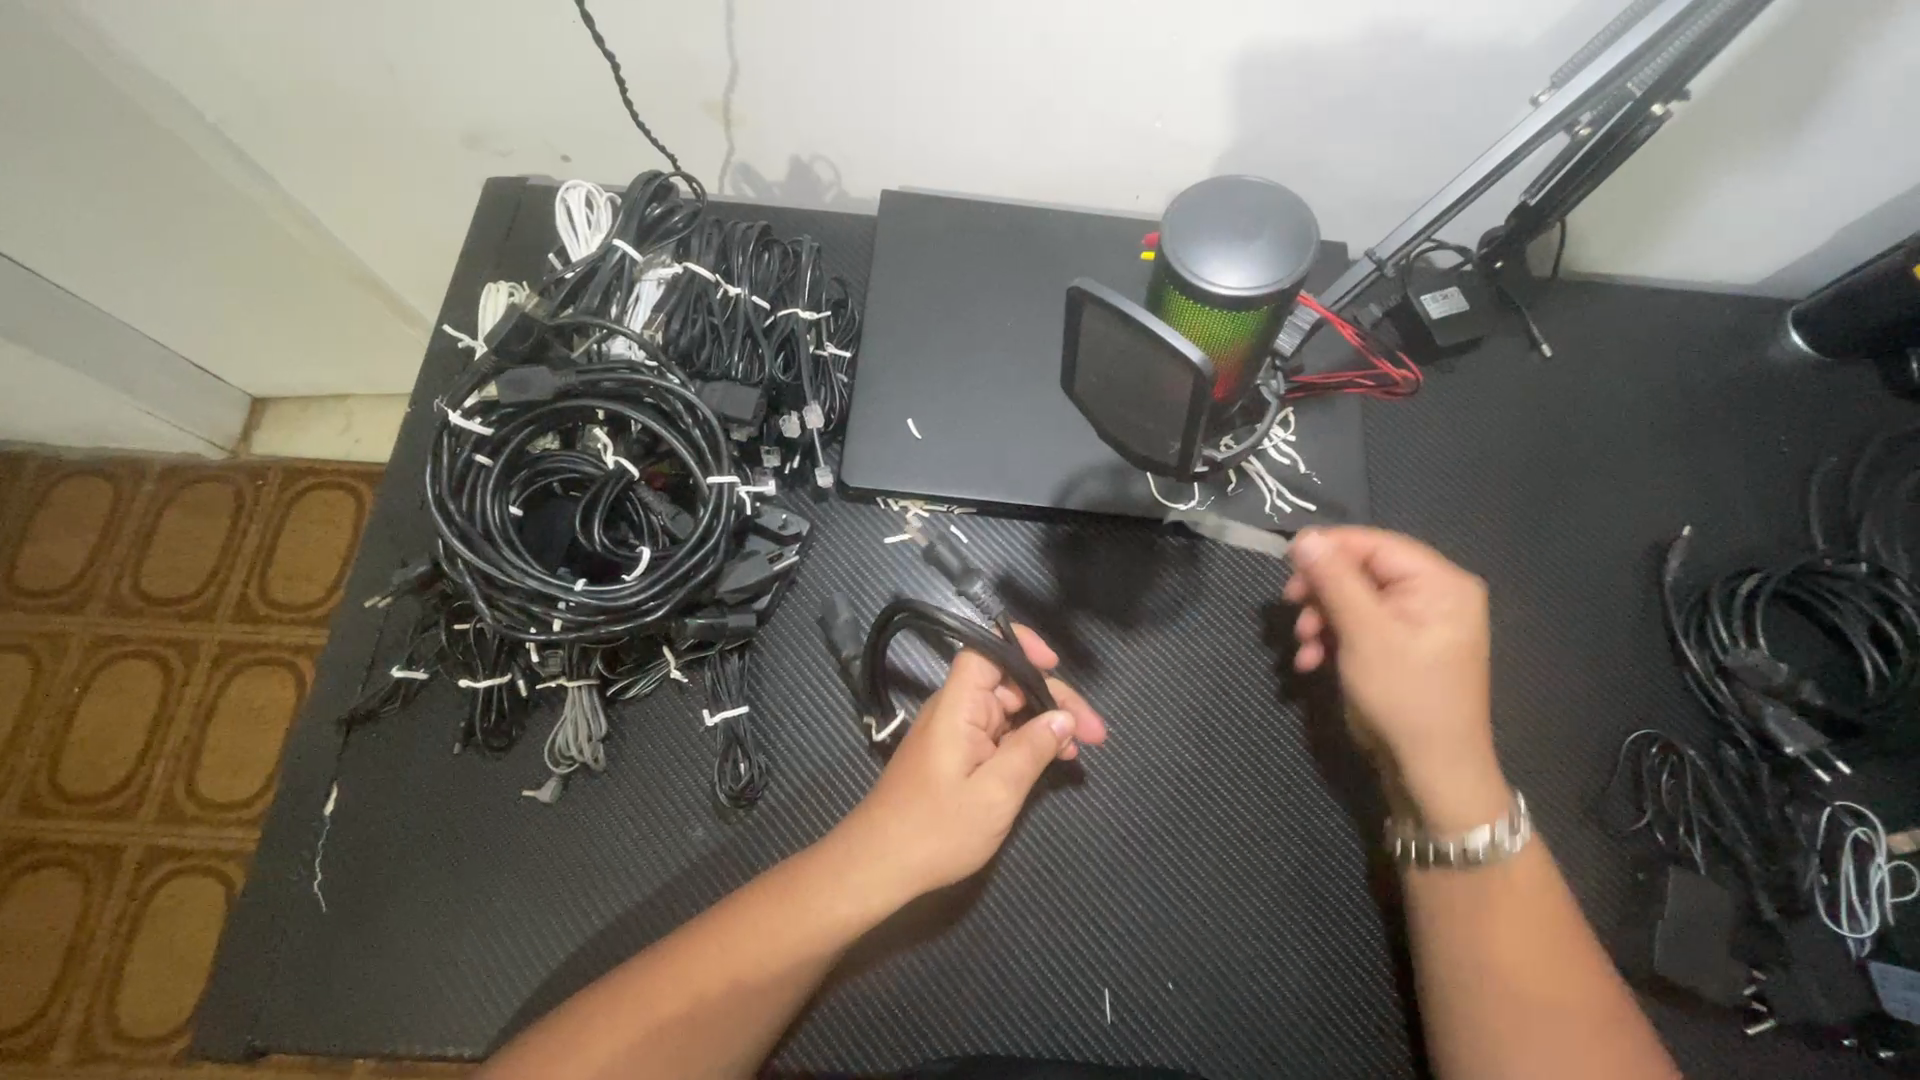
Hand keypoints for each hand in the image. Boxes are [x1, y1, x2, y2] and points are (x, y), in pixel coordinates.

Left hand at [832, 625, 1107, 900]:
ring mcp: (956, 733)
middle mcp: (956, 711)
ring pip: (1009, 710)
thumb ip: (1031, 750)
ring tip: (1084, 747)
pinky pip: (999, 734)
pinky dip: (1028, 741)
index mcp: (957, 707)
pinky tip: (1056, 757)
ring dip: (1046, 723)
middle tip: (1096, 733)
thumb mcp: (995, 794)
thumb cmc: (937, 830)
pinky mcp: (958, 756)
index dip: (1020, 647)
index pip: (985, 653)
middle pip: (1009, 683)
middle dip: (1054, 699)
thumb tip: (1064, 717)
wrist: (880, 864)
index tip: (1055, 664)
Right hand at [1282, 527, 1507, 832]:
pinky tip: (1311, 663)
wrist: (1430, 771)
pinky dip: (1329, 640)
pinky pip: (1355, 626)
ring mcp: (1415, 623)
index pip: (1375, 544)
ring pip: (1351, 600)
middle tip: (1291, 610)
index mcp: (1440, 583)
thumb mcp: (1364, 634)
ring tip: (1303, 648)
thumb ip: (1334, 581)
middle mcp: (1432, 595)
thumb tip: (1304, 537)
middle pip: (1360, 571)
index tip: (1286, 566)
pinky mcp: (1397, 647)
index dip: (1328, 550)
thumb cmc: (1405, 697)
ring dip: (1319, 620)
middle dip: (1321, 593)